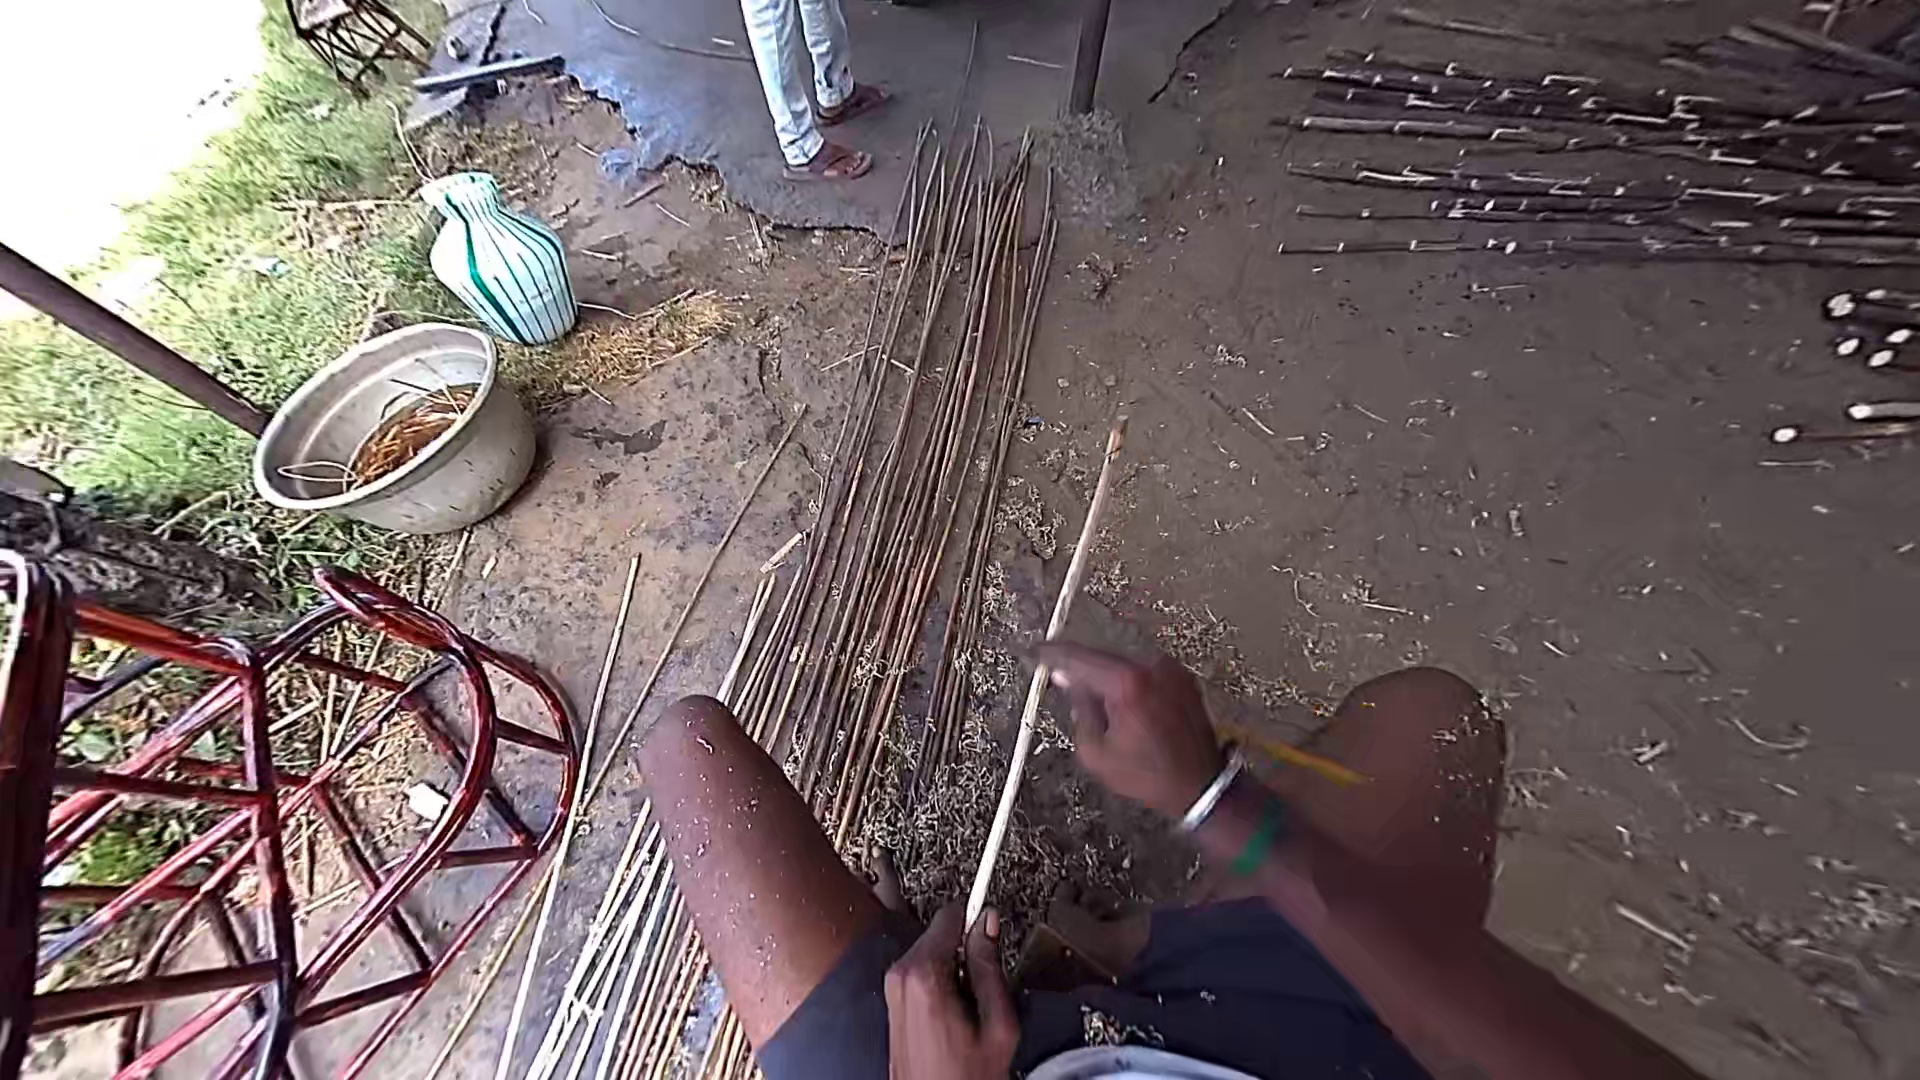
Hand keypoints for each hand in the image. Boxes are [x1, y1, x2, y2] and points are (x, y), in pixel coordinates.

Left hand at [885, 902, 1018, 1078]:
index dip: (976, 921)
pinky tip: (952, 1017)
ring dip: (953, 969)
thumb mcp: (997, 1024)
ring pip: (934, 951)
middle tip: (982, 988)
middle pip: (942, 932)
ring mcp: (893, 987)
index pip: (952, 914)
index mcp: (923, 973)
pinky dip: (940, 983)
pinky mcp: (892, 1000)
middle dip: (965, 951)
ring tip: (968, 1009)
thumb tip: (988, 921)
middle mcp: (901, 973)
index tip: (992, 931)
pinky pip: (922, 971)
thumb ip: (991, 965)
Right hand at [1038, 641, 1226, 818]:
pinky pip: (1143, 667)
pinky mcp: (1181, 676)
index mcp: (1127, 682)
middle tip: (1057, 672)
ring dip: (1103, 670)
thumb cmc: (1146, 775)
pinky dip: (1125, 676)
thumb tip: (1066, 678)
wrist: (1201, 787)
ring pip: (1122, 659)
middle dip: (1078, 663)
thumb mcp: (1096, 752)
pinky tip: (1117, 695)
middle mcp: (1150, 666)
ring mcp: (1169, 668)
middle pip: (1102, 654)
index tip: (1036, 651)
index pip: (1079, 657)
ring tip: (1087, 688)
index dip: (1053, 653)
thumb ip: (1079, 709)